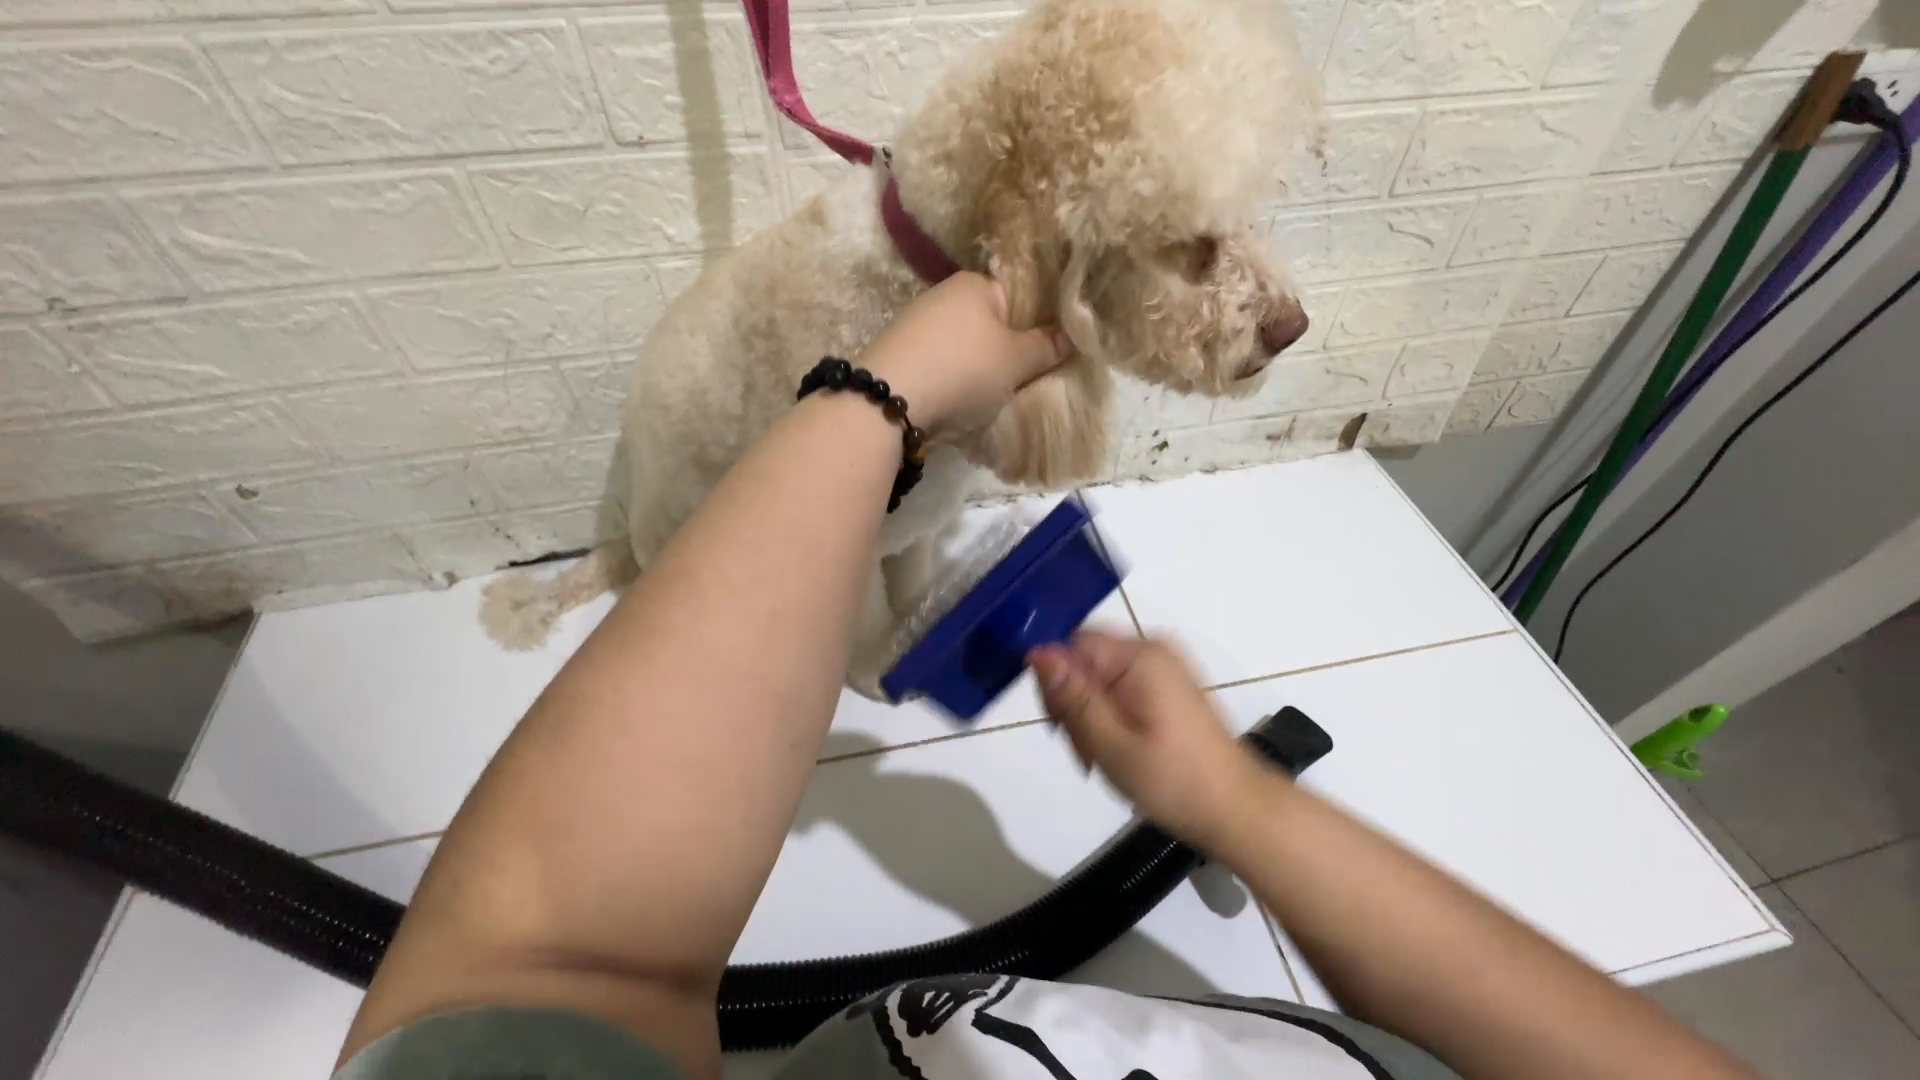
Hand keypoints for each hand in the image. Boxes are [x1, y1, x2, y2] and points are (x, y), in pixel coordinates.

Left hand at [860, 272, 1068, 435]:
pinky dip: (954, 383)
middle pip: (991, 323)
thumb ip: (1046, 347)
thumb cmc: (963, 369)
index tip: (1052, 353)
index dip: (1039, 324)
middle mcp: (943, 296)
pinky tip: (960, 404)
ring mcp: (917, 327)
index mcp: (974, 283)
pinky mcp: (900, 358)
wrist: (888, 401)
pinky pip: (942, 367)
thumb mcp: (1015, 360)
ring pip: (965, 348)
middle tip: (1028, 381)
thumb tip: (1073, 334)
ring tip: (994, 399)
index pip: (1019, 295)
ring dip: (980, 371)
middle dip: (1008, 351)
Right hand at [1030, 631, 1282, 847]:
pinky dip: (1108, 719)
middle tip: (1085, 752)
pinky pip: (1118, 690)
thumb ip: (1072, 697)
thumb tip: (1035, 652)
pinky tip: (1116, 751)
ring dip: (1088, 718)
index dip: (1054, 682)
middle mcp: (1151, 651)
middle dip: (1072, 704)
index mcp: (1139, 656)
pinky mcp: (1166, 688)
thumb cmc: (1175, 782)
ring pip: (1097, 679)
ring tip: (1101, 759)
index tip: (1059, 727)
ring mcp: (1162, 669)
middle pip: (1083, 660)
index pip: (1070, 644)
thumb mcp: (1112, 744)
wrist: (1238, 811)